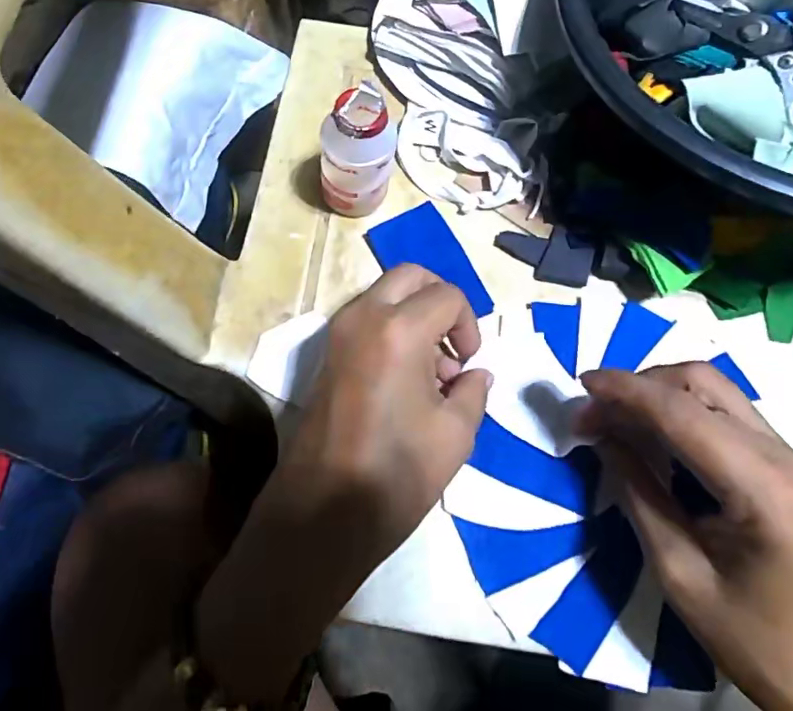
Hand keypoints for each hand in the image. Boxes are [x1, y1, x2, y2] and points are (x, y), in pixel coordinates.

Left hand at [192, 266, 491, 701]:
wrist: (319, 517)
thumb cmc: (395, 473)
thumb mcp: (455, 434)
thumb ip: (473, 391)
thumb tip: (474, 374)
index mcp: (399, 330)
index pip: (448, 296)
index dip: (469, 325)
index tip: (469, 364)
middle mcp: (364, 318)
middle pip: (410, 276)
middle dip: (440, 299)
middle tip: (453, 344)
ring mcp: (338, 335)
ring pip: (385, 295)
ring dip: (415, 314)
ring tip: (432, 370)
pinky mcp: (325, 357)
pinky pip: (367, 319)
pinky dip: (392, 329)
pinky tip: (405, 380)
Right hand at [578, 364, 792, 710]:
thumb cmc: (755, 644)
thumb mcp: (681, 577)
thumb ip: (639, 495)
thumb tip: (603, 434)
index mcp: (767, 493)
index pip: (686, 416)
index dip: (629, 391)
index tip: (584, 383)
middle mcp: (788, 457)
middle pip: (704, 385)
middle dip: (642, 386)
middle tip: (595, 413)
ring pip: (716, 391)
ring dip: (661, 393)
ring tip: (617, 418)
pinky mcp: (792, 460)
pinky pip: (728, 414)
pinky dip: (684, 412)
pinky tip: (655, 433)